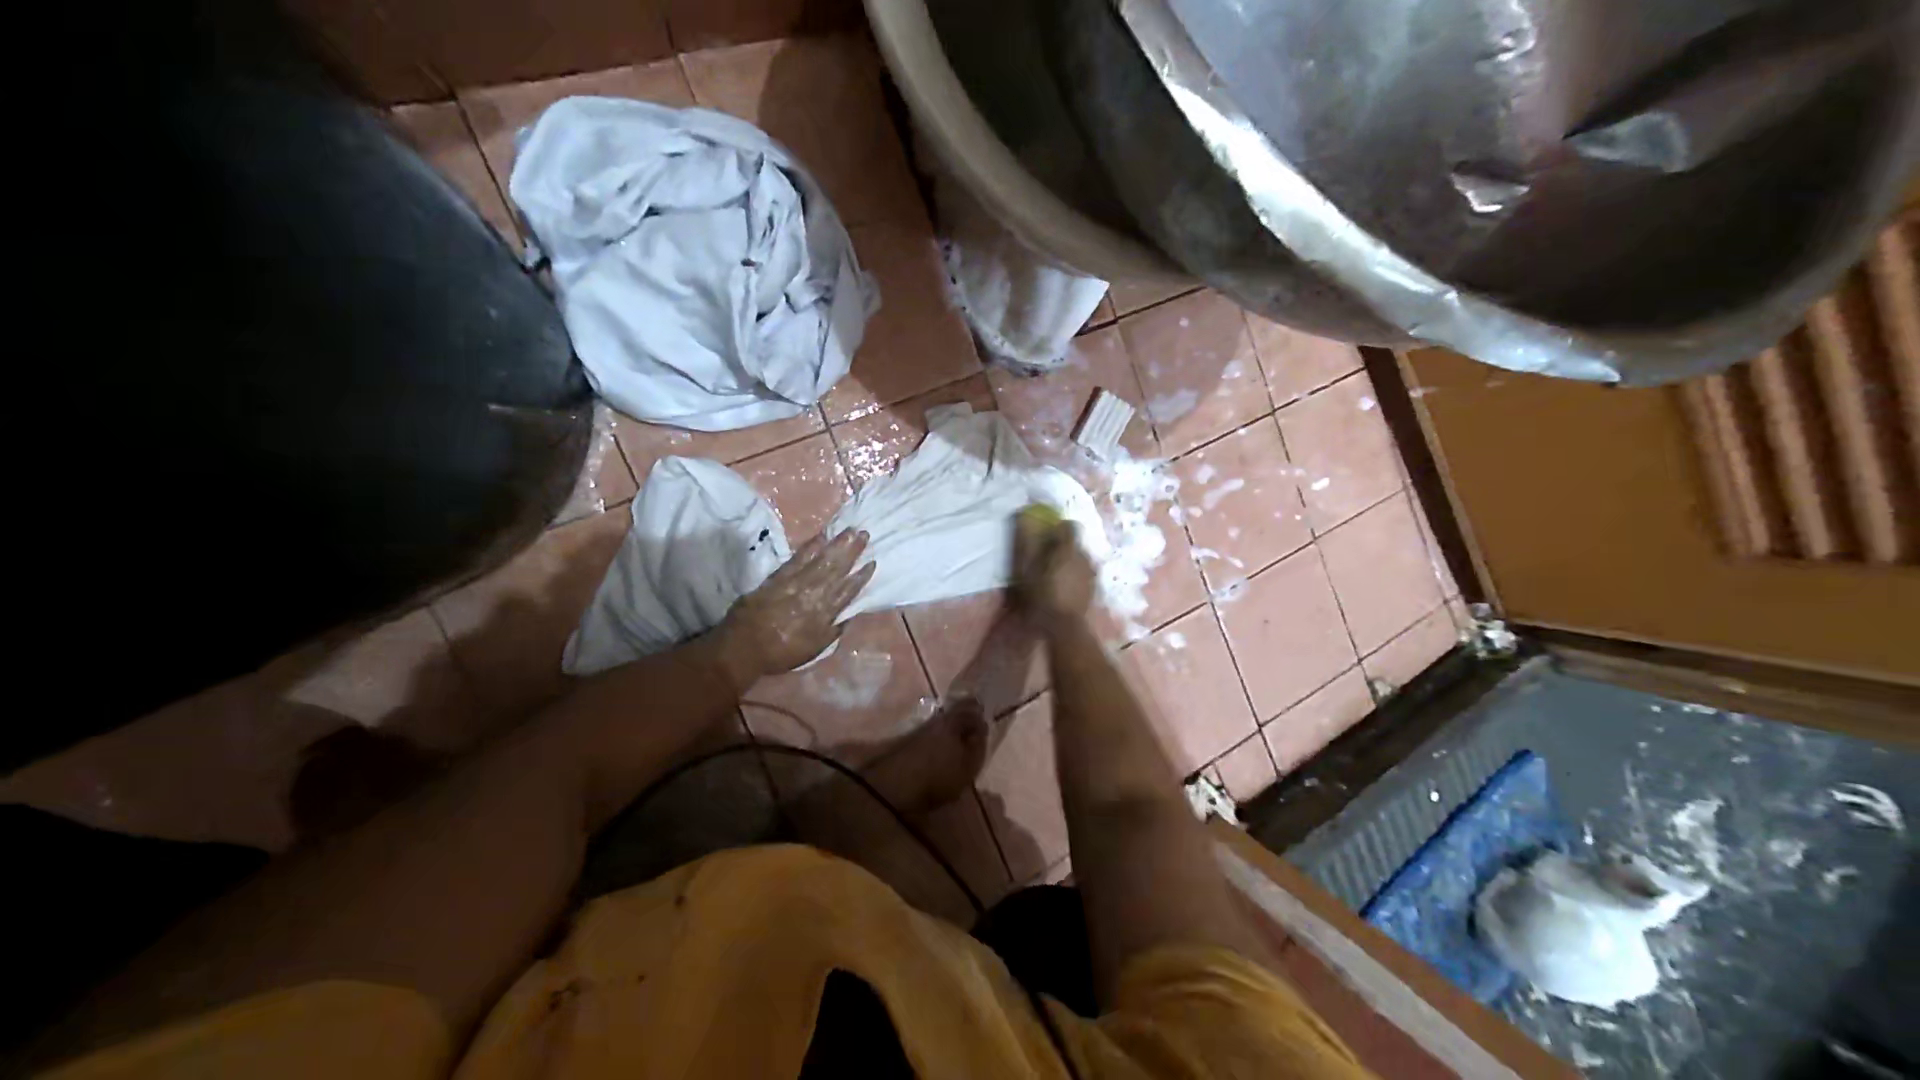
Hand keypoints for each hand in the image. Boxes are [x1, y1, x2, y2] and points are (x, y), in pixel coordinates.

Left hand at [716, 529, 875, 684]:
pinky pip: (797, 559)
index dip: (860, 577)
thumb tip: (849, 616)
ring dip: (836, 545)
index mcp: (824, 614)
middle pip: (836, 570)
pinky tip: (820, 537)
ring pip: (820, 561)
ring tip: (849, 531)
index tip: (872, 562)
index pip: (847, 592)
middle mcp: (814, 595)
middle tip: (864, 534)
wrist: (744, 646)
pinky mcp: (778, 577)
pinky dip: (809, 547)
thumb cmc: (782, 652)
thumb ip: (833, 631)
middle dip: (851, 552)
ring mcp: (795, 584)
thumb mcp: (814, 648)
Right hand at [1012, 510, 1095, 627]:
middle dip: (1062, 547)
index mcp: (1069, 549)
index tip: (1046, 536)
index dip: (1058, 527)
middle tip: (1045, 560)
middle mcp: (1085, 557)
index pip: (1070, 526)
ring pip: (1080, 559)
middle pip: (1075, 543)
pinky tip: (1064, 589)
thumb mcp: (1027, 571)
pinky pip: (1084, 573)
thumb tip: (1021, 516)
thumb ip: (1025, 543)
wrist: (1065, 628)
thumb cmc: (1043, 597)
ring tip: (1053, 577)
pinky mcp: (1095, 588)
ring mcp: (1092, 573)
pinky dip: (1074, 576)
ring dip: (1068, 562)